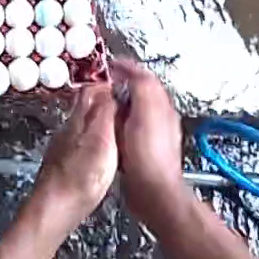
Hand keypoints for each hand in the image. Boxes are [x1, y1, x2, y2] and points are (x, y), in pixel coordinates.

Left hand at [30, 83, 117, 229]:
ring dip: (98, 116)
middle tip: (120, 97)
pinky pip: (81, 140)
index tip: (122, 82)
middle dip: (101, 97)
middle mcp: (69, 129)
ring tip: (116, 120)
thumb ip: (106, 114)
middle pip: (84, 104)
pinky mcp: (64, 163)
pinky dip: (93, 136)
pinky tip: (102, 147)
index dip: (106, 83)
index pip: (91, 90)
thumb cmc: (81, 178)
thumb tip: (111, 89)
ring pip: (82, 122)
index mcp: (79, 120)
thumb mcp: (102, 142)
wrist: (54, 209)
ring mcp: (64, 146)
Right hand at [110, 59, 186, 219]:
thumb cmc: (150, 156)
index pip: (143, 76)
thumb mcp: (147, 111)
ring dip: (115, 103)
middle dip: (118, 84)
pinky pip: (124, 128)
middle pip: (137, 91)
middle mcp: (157, 117)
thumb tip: (131, 70)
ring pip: (130, 110)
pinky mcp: (139, 149)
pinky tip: (104, 128)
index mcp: (160, 105)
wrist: (152, 192)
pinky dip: (113, 122)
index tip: (106, 66)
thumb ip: (142, 87)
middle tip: (99, 82)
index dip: (124, 68)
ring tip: (99, 102)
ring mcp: (149, 134)